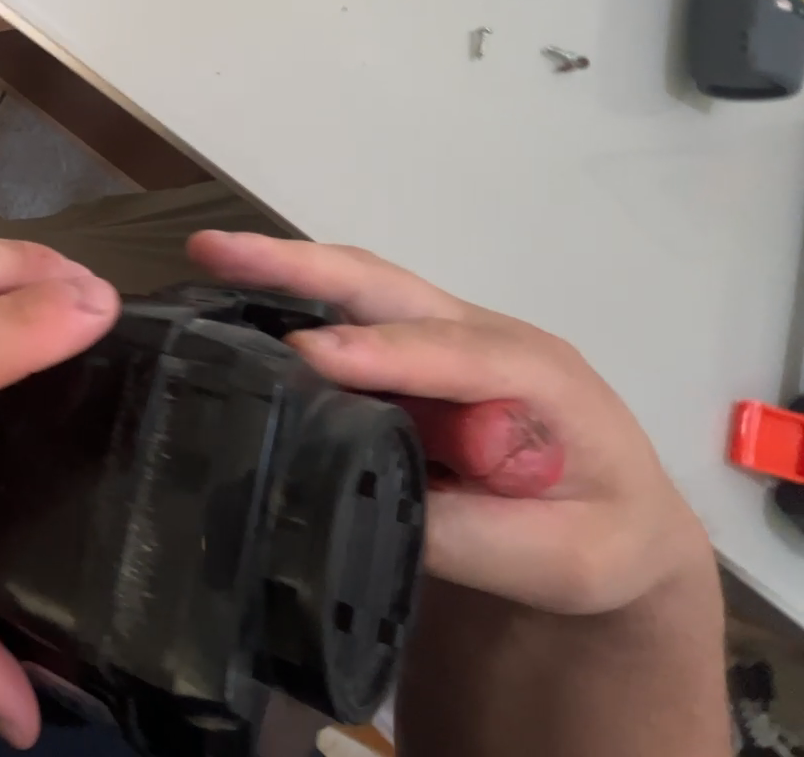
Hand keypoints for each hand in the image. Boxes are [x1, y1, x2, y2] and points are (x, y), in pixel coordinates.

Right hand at [187, 231, 708, 615]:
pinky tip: (223, 301)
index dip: (383, 350)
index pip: (455, 353)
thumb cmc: (593, 534)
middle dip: (293, 264)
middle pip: (379, 285)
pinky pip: (328, 314)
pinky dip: (273, 301)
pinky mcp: (385, 347)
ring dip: (273, 269)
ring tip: (205, 254)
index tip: (307, 353)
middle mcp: (472, 333)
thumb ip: (463, 534)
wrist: (604, 515)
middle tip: (212, 249)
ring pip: (347, 287)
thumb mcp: (558, 561)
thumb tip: (347, 498)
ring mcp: (424, 333)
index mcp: (535, 377)